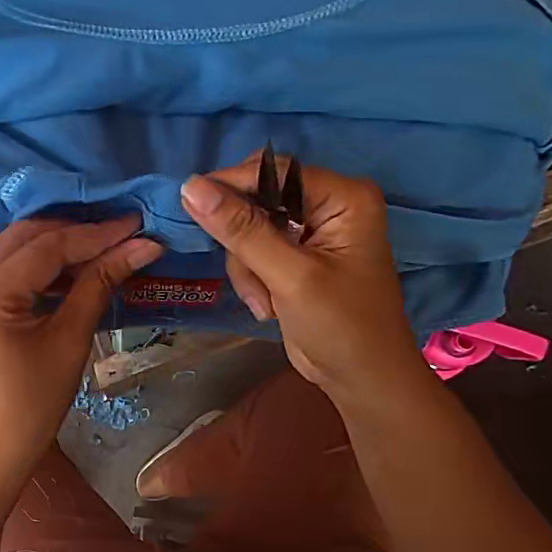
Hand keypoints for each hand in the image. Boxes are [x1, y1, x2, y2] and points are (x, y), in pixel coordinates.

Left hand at [0, 215, 162, 479]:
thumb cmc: (33, 404)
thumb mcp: (70, 340)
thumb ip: (99, 284)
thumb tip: (143, 246)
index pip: (46, 247)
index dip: (95, 234)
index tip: (136, 225)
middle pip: (25, 236)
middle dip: (75, 232)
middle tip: (123, 235)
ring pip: (14, 246)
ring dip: (58, 244)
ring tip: (105, 248)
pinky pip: (5, 266)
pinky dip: (39, 263)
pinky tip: (72, 268)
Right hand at [179, 156, 430, 404]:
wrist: (360, 379)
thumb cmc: (341, 326)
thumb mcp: (289, 276)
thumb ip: (241, 230)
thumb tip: (191, 187)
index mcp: (342, 197)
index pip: (273, 172)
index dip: (231, 185)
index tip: (191, 205)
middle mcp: (327, 205)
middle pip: (256, 199)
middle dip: (243, 240)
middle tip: (247, 273)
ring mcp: (309, 232)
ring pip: (247, 229)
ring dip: (246, 267)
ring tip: (265, 302)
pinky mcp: (293, 256)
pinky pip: (252, 251)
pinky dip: (252, 278)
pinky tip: (268, 306)